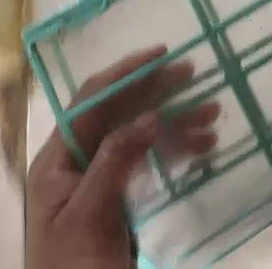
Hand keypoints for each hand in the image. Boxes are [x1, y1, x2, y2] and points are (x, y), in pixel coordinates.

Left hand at [26, 47, 220, 268]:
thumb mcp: (90, 216)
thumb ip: (116, 162)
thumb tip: (149, 116)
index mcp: (57, 161)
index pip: (92, 101)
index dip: (125, 73)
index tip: (162, 56)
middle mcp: (76, 163)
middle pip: (120, 113)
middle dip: (158, 93)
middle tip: (196, 76)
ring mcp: (99, 182)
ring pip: (140, 136)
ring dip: (176, 122)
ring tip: (214, 115)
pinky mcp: (119, 202)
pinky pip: (149, 162)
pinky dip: (176, 150)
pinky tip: (204, 147)